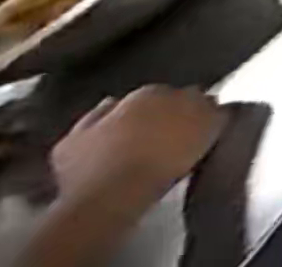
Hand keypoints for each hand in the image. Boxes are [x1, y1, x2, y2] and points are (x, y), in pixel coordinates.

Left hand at [51, 85, 226, 209]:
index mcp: (166, 87)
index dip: (193, 108)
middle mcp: (128, 97)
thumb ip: (216, 110)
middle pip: (150, 102)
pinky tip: (104, 154)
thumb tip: (216, 105)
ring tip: (138, 147)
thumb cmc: (169, 156)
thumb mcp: (211, 128)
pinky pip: (83, 141)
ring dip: (125, 127)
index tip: (197, 123)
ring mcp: (93, 122)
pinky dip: (94, 145)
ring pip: (114, 118)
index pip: (186, 92)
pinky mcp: (65, 149)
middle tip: (169, 134)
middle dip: (159, 114)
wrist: (113, 192)